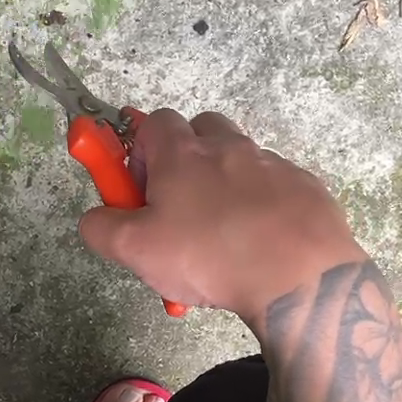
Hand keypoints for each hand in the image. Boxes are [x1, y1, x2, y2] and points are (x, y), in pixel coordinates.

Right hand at [78, 109, 367, 328]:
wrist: (298, 279)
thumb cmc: (206, 256)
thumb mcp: (133, 249)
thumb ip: (99, 227)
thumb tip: (94, 217)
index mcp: (182, 154)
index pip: (154, 122)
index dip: (140, 150)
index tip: (139, 187)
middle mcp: (228, 147)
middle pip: (201, 128)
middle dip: (184, 156)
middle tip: (178, 206)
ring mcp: (273, 165)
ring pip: (239, 159)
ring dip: (223, 182)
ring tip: (220, 234)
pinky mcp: (307, 188)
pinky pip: (274, 186)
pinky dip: (260, 205)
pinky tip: (257, 245)